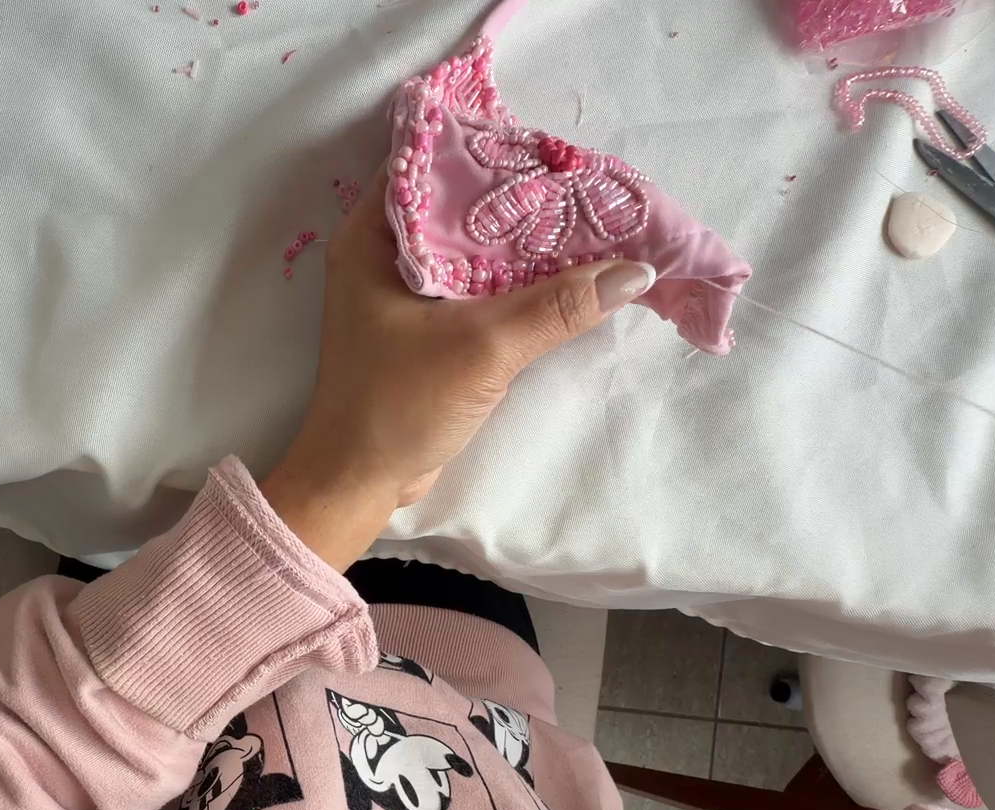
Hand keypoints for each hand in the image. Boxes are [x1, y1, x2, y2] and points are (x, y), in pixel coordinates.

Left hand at [259, 165, 656, 569]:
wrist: (359, 478)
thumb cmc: (397, 406)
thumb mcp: (480, 350)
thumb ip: (556, 306)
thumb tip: (635, 270)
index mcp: (372, 235)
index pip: (435, 159)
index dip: (497, 146)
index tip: (558, 149)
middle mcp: (383, 252)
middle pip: (462, 202)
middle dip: (524, 196)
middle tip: (591, 185)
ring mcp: (403, 291)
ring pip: (473, 247)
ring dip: (525, 242)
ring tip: (593, 221)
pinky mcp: (423, 326)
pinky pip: (476, 286)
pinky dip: (515, 281)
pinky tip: (565, 274)